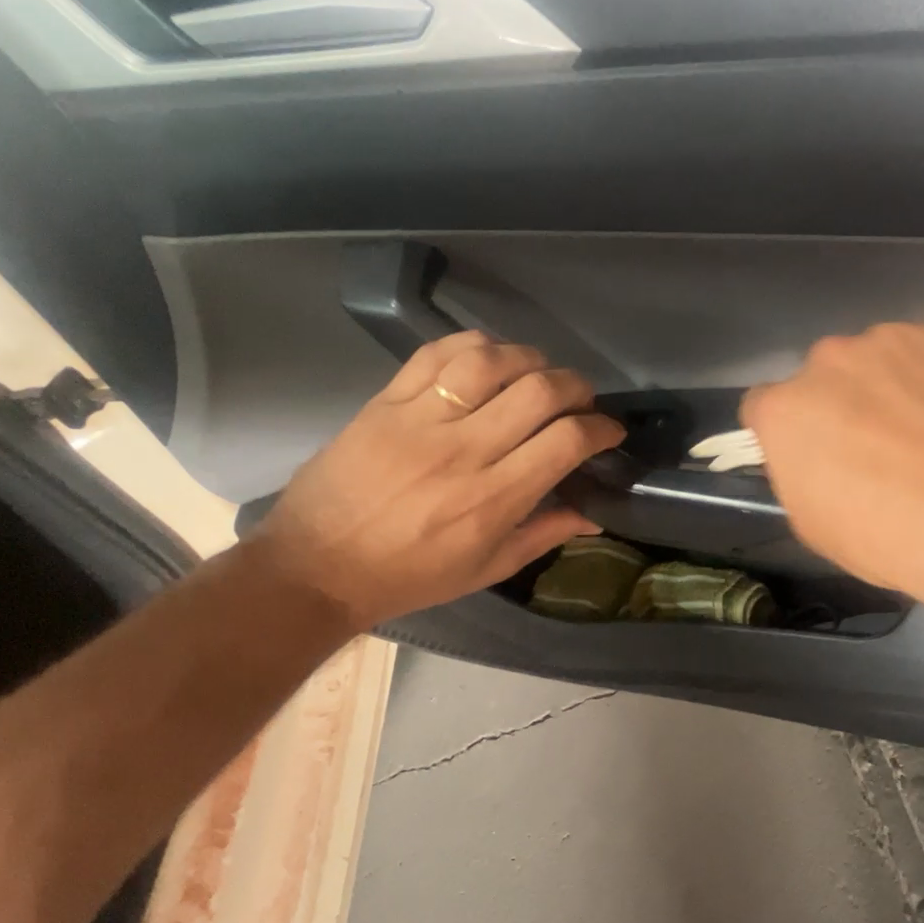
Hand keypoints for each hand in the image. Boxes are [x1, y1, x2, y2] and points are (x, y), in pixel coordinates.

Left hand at [247, 331, 625, 628]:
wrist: (314, 568)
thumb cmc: (411, 576)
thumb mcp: (489, 567)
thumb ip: (546, 533)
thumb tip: (596, 513)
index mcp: (493, 499)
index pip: (567, 441)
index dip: (601, 428)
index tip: (609, 431)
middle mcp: (463, 451)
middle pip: (539, 391)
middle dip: (576, 387)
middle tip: (579, 400)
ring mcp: (421, 421)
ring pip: (490, 362)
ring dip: (529, 359)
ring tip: (537, 373)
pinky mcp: (385, 403)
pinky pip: (436, 355)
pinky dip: (474, 346)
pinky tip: (489, 359)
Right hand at [741, 322, 923, 602]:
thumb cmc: (890, 535)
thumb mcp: (818, 526)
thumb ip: (803, 474)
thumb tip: (816, 458)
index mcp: (787, 409)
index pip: (768, 406)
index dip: (793, 431)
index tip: (819, 454)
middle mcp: (831, 358)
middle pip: (830, 375)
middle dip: (849, 401)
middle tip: (889, 443)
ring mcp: (894, 338)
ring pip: (887, 356)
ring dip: (902, 383)